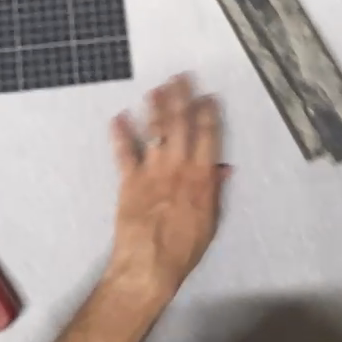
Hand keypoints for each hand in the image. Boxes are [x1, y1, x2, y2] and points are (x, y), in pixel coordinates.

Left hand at [106, 74, 226, 302]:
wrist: (149, 264)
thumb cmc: (184, 248)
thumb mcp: (210, 220)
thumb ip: (214, 190)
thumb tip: (222, 168)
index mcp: (200, 177)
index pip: (207, 136)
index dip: (208, 113)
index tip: (208, 96)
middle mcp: (177, 167)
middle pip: (181, 125)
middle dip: (182, 99)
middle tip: (181, 77)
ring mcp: (152, 172)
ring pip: (156, 132)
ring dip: (156, 108)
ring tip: (156, 88)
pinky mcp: (129, 181)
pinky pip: (124, 152)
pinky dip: (121, 134)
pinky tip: (118, 116)